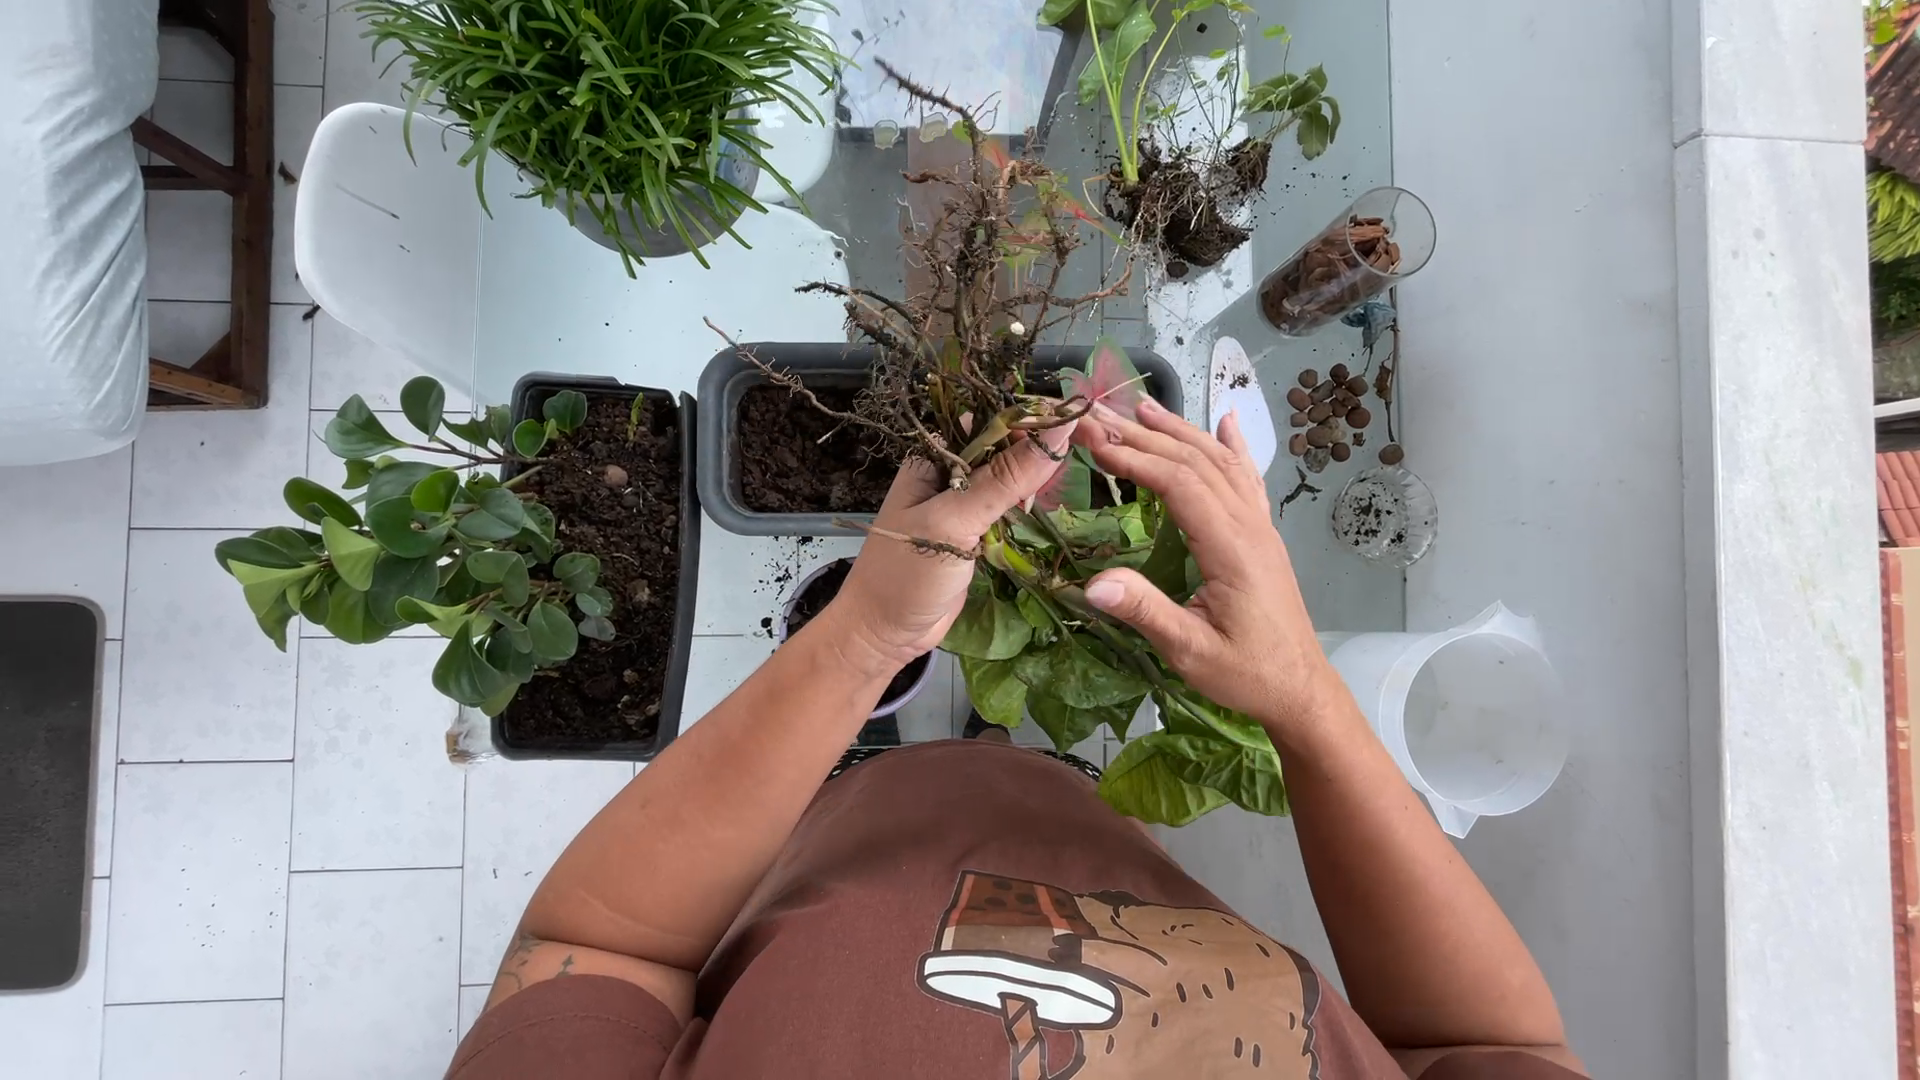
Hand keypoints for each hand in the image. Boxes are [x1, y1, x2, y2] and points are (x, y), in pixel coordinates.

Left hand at [819, 423, 1077, 678]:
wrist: (883, 633)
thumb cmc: (905, 574)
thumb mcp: (955, 521)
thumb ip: (1005, 478)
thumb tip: (1058, 429)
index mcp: (935, 456)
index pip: (991, 421)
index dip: (1032, 419)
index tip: (1075, 423)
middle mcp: (949, 473)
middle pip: (1005, 448)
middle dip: (1039, 449)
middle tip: (1081, 454)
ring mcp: (962, 506)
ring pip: (1010, 480)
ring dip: (1037, 481)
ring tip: (1069, 480)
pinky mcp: (975, 534)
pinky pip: (1008, 511)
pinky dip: (1028, 509)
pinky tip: (1050, 507)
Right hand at [1072, 397, 1344, 740]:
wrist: (1301, 689)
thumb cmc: (1246, 673)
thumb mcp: (1189, 651)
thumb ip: (1145, 612)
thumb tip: (1092, 584)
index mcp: (1231, 547)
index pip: (1179, 483)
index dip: (1134, 458)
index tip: (1092, 441)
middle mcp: (1249, 525)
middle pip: (1196, 462)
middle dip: (1145, 435)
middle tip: (1099, 415)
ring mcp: (1259, 527)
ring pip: (1220, 462)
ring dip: (1180, 431)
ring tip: (1143, 407)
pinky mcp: (1262, 535)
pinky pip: (1247, 478)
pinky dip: (1233, 445)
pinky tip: (1226, 421)